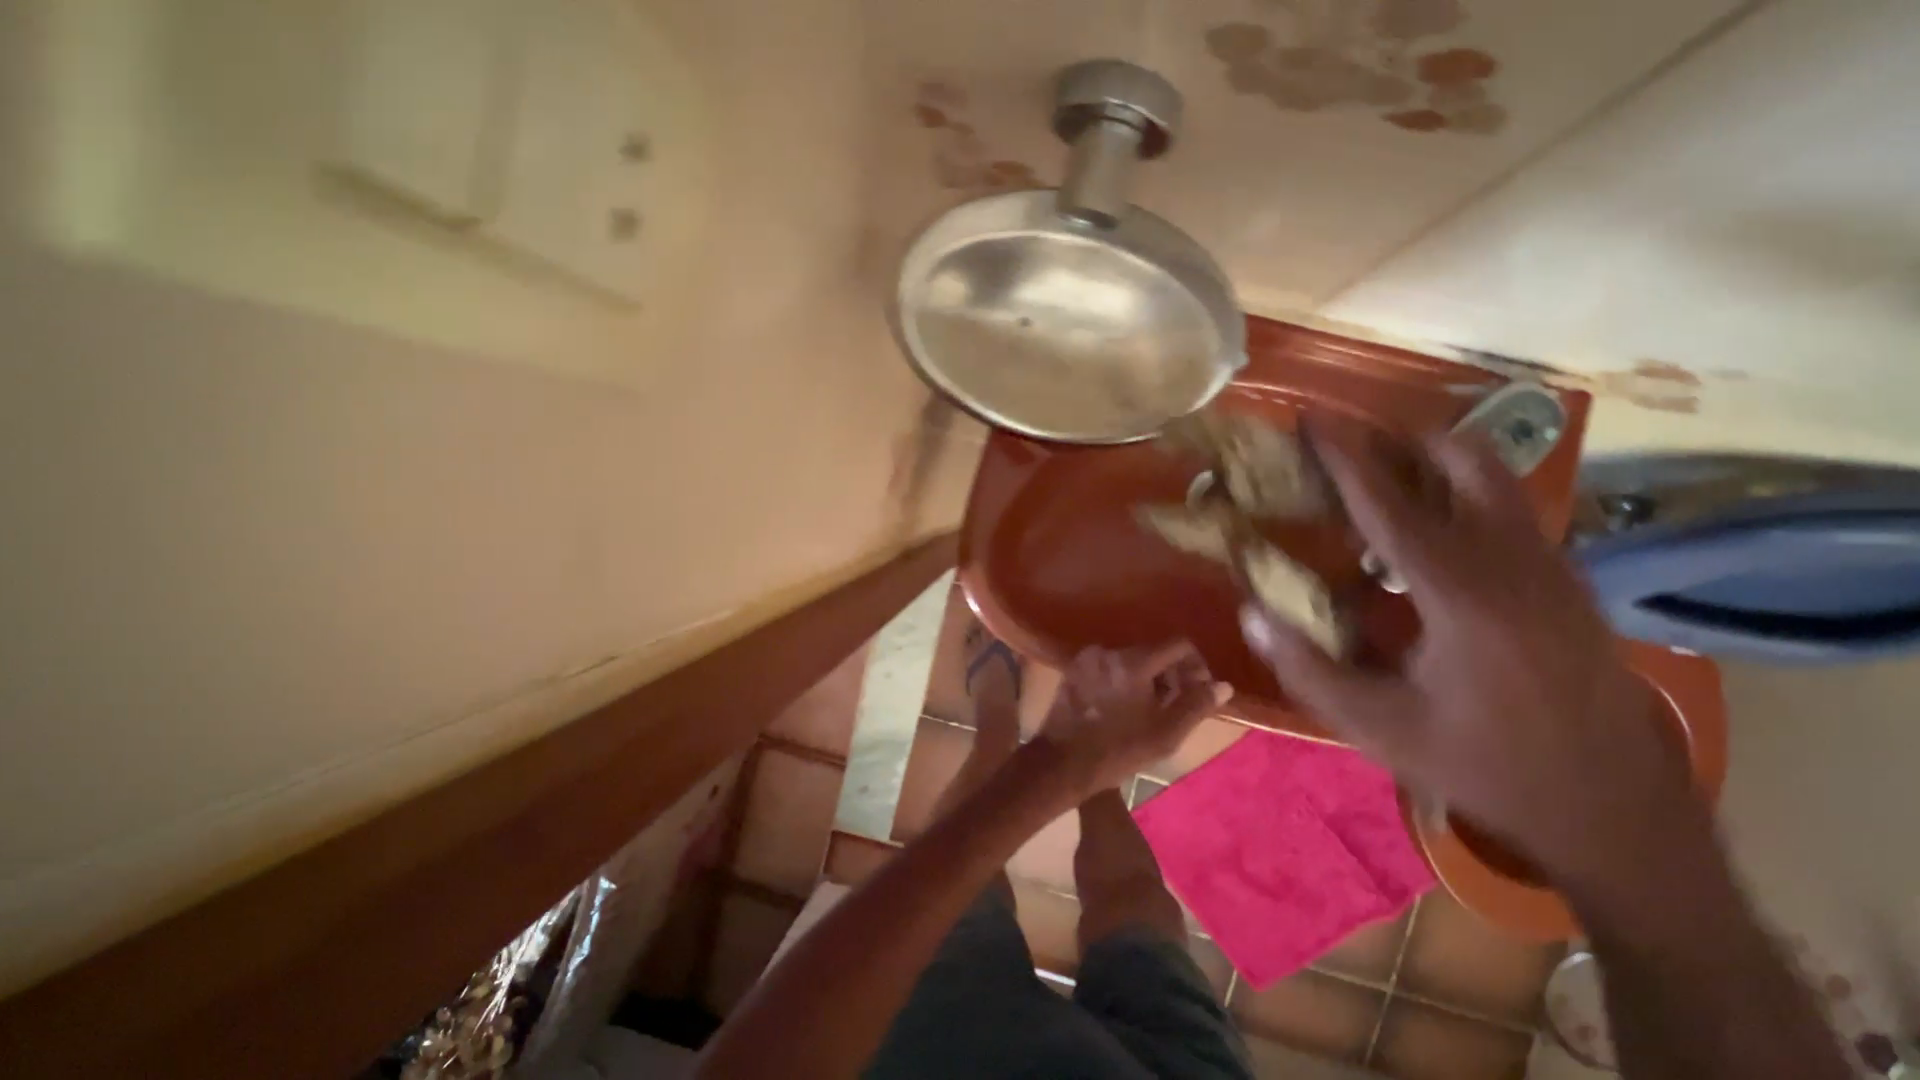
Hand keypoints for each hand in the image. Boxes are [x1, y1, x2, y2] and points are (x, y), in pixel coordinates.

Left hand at [1034, 645, 1231, 796]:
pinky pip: (1110, 669)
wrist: (1060, 764)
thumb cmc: (1116, 751)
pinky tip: (1124, 711)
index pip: (1179, 645)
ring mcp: (1087, 660)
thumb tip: (1223, 686)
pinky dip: (1124, 682)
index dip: (1196, 667)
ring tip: (1150, 713)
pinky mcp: (1074, 672)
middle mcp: (1108, 651)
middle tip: (1176, 708)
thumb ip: (1196, 705)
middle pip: (1154, 652)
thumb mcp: (1165, 734)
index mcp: (1132, 661)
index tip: (1198, 693)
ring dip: (1148, 680)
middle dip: (1171, 676)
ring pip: (1131, 661)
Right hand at [1238, 413, 1707, 884]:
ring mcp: (1549, 565)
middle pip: (1461, 461)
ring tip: (1385, 488)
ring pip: (1494, 479)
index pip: (1389, 504)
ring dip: (1436, 466)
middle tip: (1350, 450)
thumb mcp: (1381, 728)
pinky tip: (1433, 544)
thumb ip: (1308, 668)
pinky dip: (1463, 499)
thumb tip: (1252, 612)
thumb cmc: (1484, 765)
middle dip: (1402, 440)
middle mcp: (1510, 561)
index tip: (1311, 416)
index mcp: (1459, 594)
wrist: (1611, 802)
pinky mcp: (1566, 579)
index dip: (1344, 456)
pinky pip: (1509, 510)